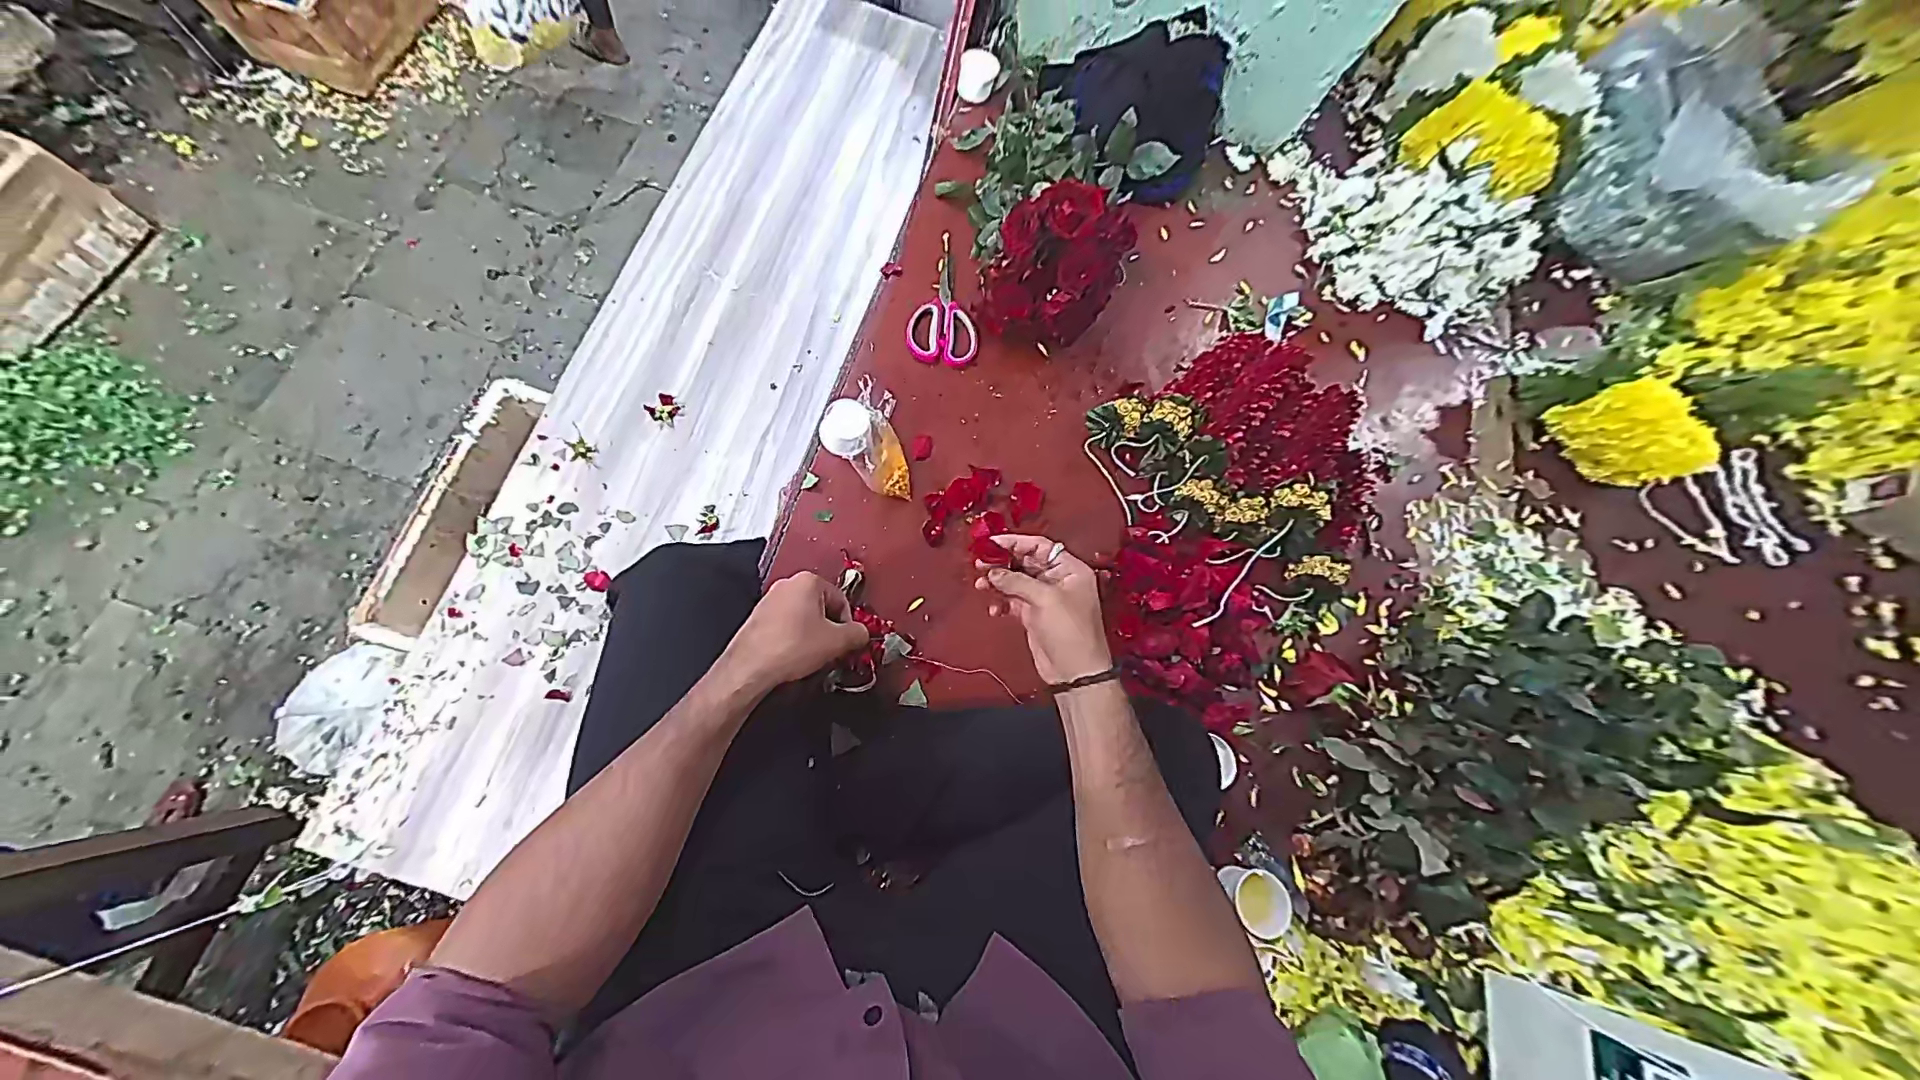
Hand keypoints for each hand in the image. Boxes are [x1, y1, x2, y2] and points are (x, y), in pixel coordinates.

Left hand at [717, 571, 869, 694]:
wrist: (750, 667)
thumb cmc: (790, 647)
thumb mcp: (837, 641)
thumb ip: (858, 633)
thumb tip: (861, 633)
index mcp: (808, 581)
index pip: (841, 600)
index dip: (848, 624)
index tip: (847, 640)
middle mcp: (788, 585)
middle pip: (822, 607)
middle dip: (830, 629)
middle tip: (832, 649)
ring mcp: (771, 600)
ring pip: (805, 617)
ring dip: (813, 635)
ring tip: (812, 655)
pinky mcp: (760, 618)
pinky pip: (787, 625)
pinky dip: (795, 639)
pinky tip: (795, 656)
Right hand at [976, 534, 1110, 684]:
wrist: (1075, 672)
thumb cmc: (1070, 631)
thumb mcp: (1045, 599)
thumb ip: (1016, 582)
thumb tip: (992, 571)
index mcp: (1070, 569)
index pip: (1040, 546)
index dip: (1015, 542)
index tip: (991, 543)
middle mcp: (1058, 580)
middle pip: (1026, 562)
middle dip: (1002, 562)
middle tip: (979, 562)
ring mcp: (1045, 598)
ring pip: (1016, 581)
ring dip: (997, 581)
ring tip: (980, 583)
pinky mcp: (1033, 614)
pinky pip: (1013, 601)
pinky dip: (1001, 602)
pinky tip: (993, 608)